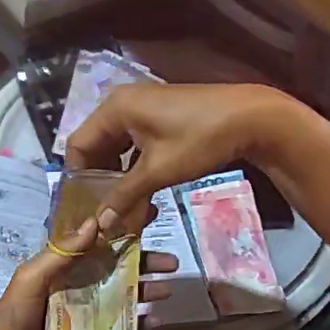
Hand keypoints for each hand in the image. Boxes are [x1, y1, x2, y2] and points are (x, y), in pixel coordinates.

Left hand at [0, 218, 177, 329]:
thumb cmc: (16, 312)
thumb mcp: (32, 277)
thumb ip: (61, 252)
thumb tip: (94, 222)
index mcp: (66, 265)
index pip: (100, 242)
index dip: (124, 230)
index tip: (151, 217)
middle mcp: (82, 282)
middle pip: (120, 267)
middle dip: (146, 262)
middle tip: (171, 262)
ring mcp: (90, 309)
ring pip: (125, 293)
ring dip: (148, 289)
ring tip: (168, 290)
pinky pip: (123, 325)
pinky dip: (141, 322)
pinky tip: (156, 320)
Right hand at [64, 82, 306, 237]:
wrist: (253, 118)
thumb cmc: (199, 140)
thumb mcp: (158, 171)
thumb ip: (124, 196)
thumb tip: (100, 225)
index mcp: (114, 109)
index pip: (78, 145)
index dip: (77, 178)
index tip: (82, 207)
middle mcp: (122, 103)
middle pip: (95, 146)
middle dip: (98, 180)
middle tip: (102, 211)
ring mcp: (142, 109)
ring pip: (115, 148)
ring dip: (117, 177)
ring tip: (123, 206)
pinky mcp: (159, 117)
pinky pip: (133, 145)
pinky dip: (133, 168)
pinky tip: (141, 192)